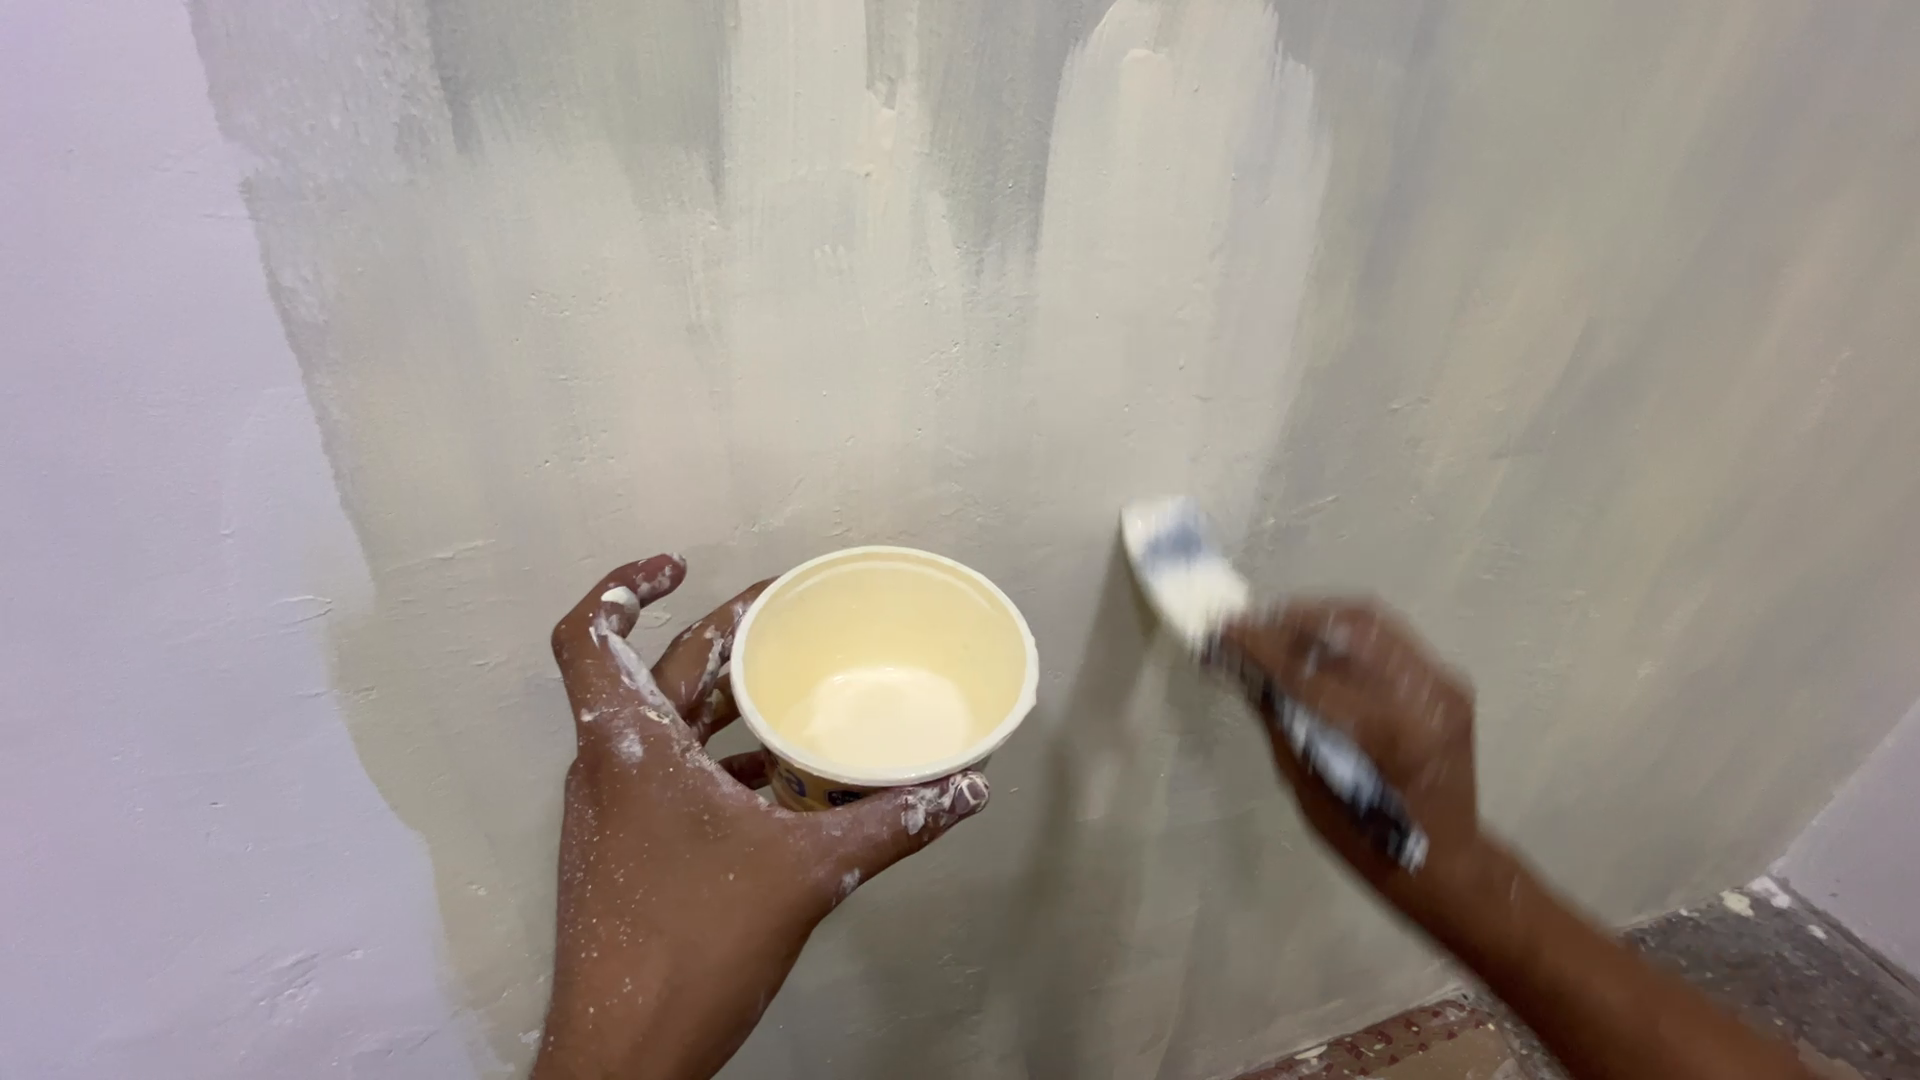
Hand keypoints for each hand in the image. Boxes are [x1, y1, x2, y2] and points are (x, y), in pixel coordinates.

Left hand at [534, 556, 989, 1079]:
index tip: (679, 565)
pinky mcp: (624, 843)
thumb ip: (895, 825)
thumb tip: (971, 788)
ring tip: (786, 680)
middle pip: (654, 670)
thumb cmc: (698, 946)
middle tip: (780, 609)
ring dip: (720, 694)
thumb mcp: (811, 875)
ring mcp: (612, 807)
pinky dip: (721, 753)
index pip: (591, 638)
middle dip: (717, 632)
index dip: (625, 586)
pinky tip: (778, 771)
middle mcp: (609, 765)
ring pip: (665, 721)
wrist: (621, 1060)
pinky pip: (672, 769)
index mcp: (631, 750)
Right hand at [1222, 599, 1488, 925]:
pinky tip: (1313, 642)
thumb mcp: (1304, 777)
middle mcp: (1421, 698)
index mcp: (1385, 735)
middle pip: (1345, 627)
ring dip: (1314, 617)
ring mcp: (1442, 684)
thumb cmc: (1363, 834)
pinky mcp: (1447, 680)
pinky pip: (1386, 637)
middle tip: (1247, 624)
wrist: (1443, 860)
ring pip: (1368, 621)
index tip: (1222, 629)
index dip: (1259, 645)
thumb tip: (1239, 664)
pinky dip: (1342, 632)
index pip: (1308, 671)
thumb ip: (1276, 712)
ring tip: (1276, 627)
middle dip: (1288, 618)